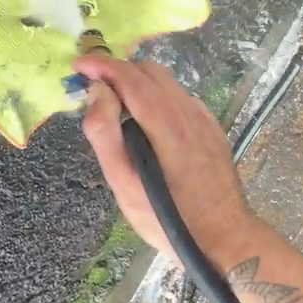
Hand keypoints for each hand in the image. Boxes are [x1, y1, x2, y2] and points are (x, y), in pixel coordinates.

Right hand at [75, 55, 260, 262]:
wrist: (223, 236)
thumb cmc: (167, 218)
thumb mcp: (124, 182)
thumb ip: (106, 133)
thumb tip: (97, 92)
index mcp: (167, 122)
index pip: (130, 76)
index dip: (101, 65)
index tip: (79, 66)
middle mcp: (190, 111)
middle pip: (150, 72)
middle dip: (118, 72)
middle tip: (92, 89)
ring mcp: (205, 118)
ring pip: (167, 83)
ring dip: (138, 84)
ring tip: (114, 106)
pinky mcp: (212, 129)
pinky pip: (181, 99)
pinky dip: (158, 98)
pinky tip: (147, 123)